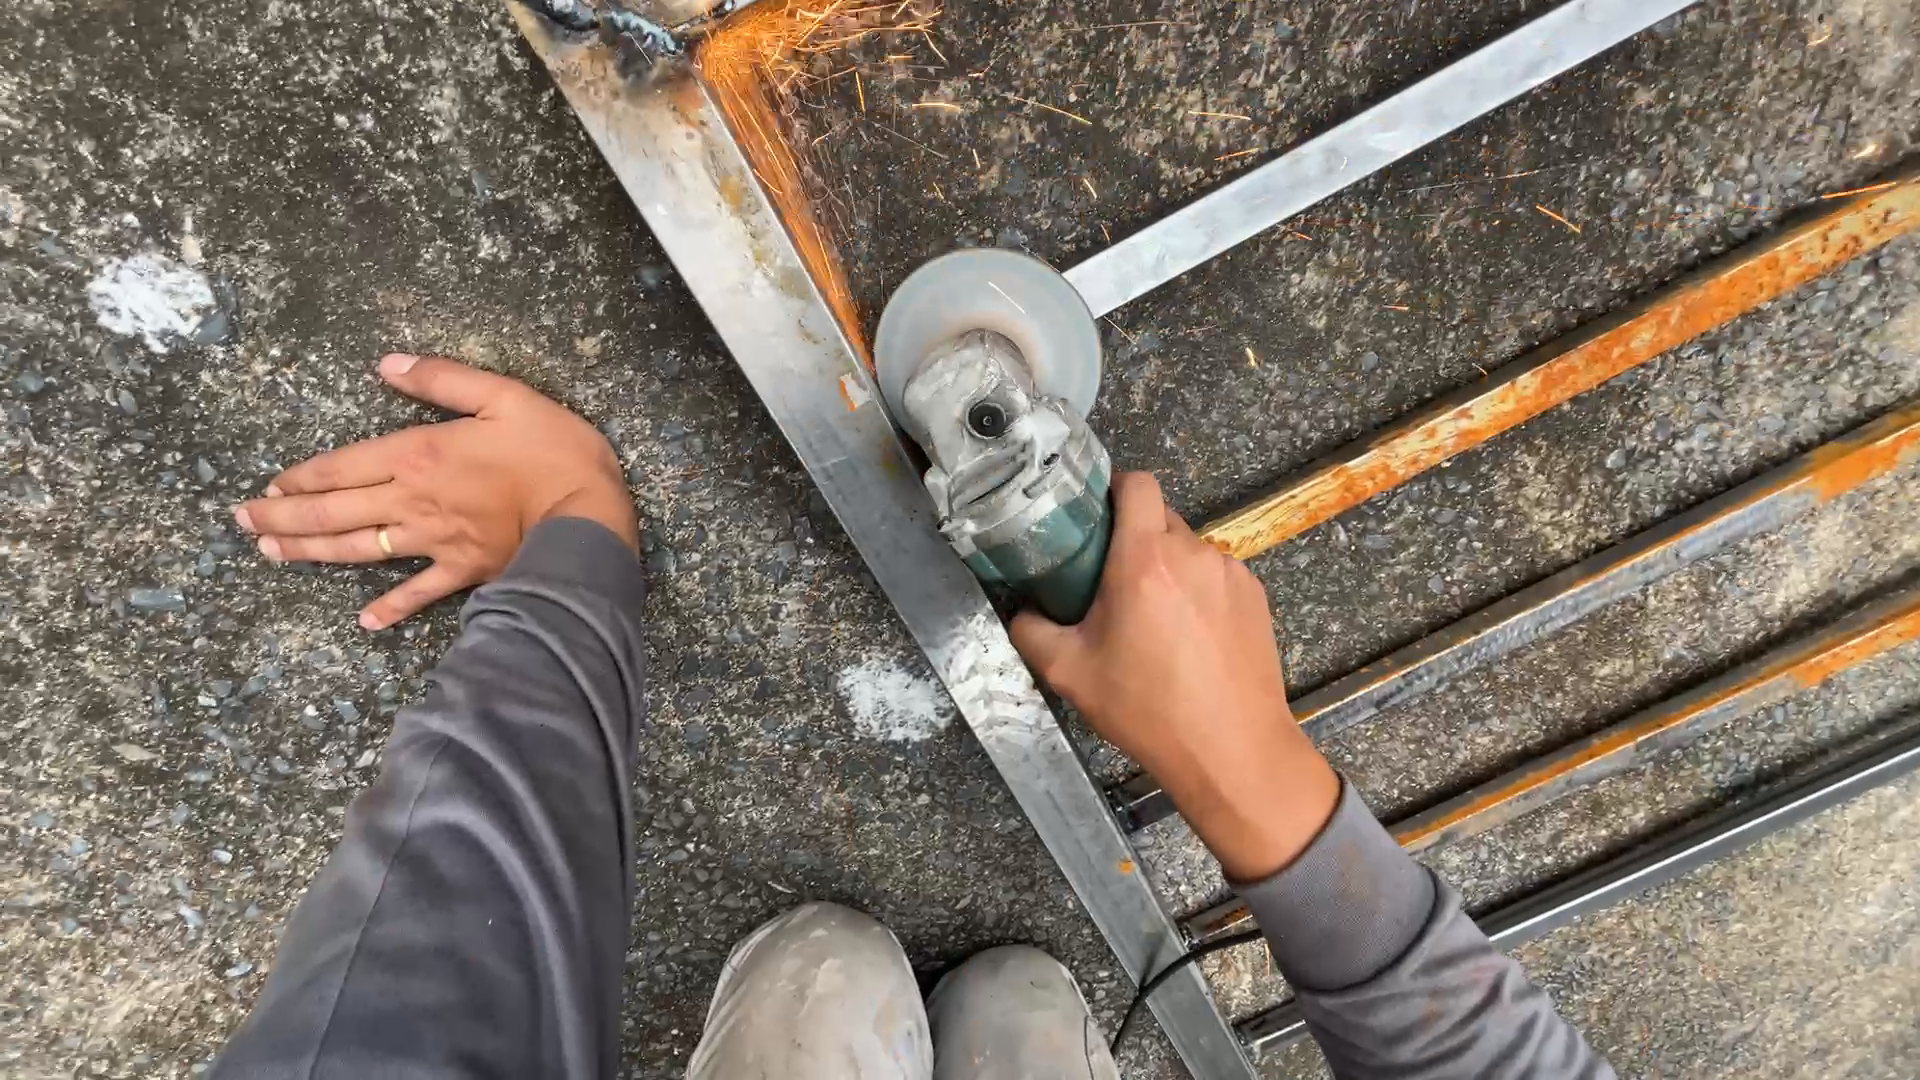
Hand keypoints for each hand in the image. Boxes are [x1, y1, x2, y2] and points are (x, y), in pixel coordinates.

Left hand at [234, 353, 638, 630]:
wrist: (589, 513)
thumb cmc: (555, 451)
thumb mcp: (508, 397)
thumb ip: (446, 379)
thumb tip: (387, 364)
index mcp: (418, 454)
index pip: (342, 466)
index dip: (301, 476)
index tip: (270, 485)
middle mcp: (412, 500)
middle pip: (333, 510)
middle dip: (282, 515)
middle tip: (243, 521)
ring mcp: (435, 541)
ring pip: (358, 548)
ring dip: (310, 551)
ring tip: (271, 553)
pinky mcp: (464, 570)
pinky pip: (419, 593)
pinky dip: (391, 609)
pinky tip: (365, 622)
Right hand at [1010, 473, 1339, 880]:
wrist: (1233, 752)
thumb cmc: (1147, 710)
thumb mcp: (1069, 674)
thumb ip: (1030, 631)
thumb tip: (1020, 611)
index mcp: (1144, 561)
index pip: (1136, 484)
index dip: (1113, 487)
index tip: (1095, 514)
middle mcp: (1193, 554)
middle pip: (1159, 516)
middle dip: (1133, 538)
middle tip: (1111, 581)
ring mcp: (1231, 573)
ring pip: (1188, 547)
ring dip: (1166, 567)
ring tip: (1154, 618)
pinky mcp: (1256, 596)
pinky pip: (1215, 573)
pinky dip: (1197, 589)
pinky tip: (1190, 635)